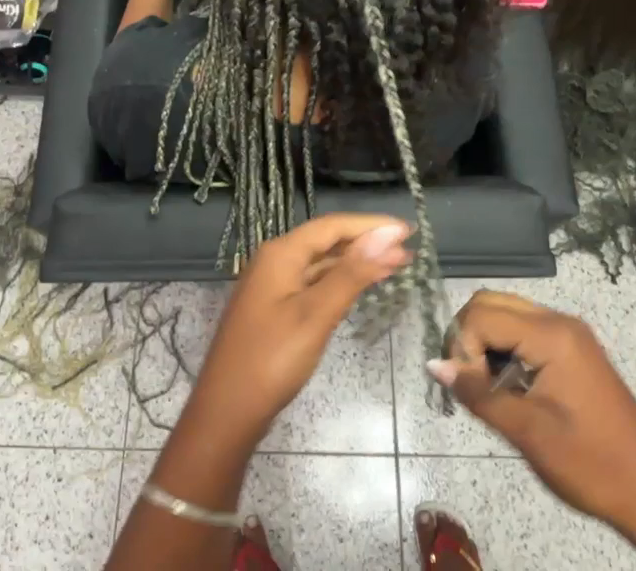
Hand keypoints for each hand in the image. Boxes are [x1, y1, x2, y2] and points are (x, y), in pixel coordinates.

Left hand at [183, 216, 412, 446]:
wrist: (227, 410)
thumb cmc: (272, 358)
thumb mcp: (316, 314)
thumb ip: (351, 274)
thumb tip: (387, 237)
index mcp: (280, 254)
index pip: (332, 226)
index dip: (371, 225)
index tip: (408, 230)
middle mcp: (273, 261)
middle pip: (326, 240)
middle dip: (366, 241)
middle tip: (408, 248)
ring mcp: (272, 286)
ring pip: (320, 263)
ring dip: (355, 262)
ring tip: (395, 264)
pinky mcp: (275, 309)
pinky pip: (313, 283)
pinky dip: (339, 281)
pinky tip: (360, 286)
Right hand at [428, 290, 635, 526]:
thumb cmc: (590, 463)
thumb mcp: (527, 432)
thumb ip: (477, 393)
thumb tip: (434, 365)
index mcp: (552, 335)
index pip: (481, 315)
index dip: (463, 348)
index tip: (471, 390)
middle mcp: (560, 322)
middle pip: (490, 303)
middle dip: (468, 338)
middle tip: (470, 384)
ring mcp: (569, 334)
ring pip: (505, 314)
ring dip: (485, 344)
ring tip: (487, 390)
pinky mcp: (572, 350)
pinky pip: (523, 331)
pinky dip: (504, 350)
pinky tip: (508, 389)